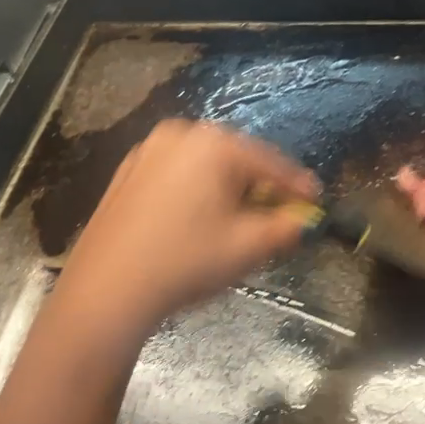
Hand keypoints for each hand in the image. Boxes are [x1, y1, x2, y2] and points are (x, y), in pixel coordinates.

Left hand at [56, 120, 318, 329]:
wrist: (108, 288)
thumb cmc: (187, 261)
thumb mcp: (250, 247)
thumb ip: (287, 228)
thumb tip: (301, 220)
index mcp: (213, 144)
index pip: (271, 163)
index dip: (297, 186)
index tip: (316, 201)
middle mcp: (179, 135)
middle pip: (237, 161)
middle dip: (260, 188)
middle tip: (279, 215)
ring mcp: (147, 153)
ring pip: (205, 170)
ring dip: (228, 192)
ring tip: (241, 223)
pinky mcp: (126, 175)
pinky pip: (178, 179)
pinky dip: (197, 196)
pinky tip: (201, 225)